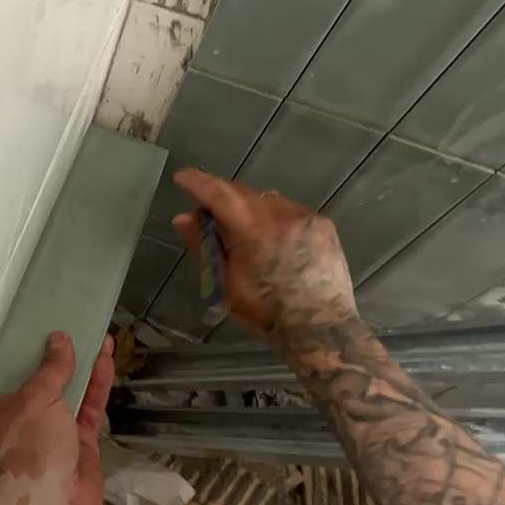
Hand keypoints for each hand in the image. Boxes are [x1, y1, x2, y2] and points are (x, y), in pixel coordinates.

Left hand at [0, 332, 114, 504]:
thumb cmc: (30, 450)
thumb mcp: (37, 399)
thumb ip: (51, 368)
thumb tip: (59, 340)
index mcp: (3, 406)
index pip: (12, 370)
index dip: (26, 348)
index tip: (39, 324)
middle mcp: (27, 414)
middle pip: (45, 377)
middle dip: (60, 353)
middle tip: (73, 324)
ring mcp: (55, 428)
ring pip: (71, 389)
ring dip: (84, 364)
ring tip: (97, 335)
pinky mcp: (80, 440)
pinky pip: (90, 405)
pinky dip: (98, 384)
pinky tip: (106, 361)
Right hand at [171, 167, 357, 335]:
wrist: (319, 328)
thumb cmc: (265, 311)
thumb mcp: (225, 283)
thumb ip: (203, 246)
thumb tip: (182, 218)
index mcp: (253, 231)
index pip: (219, 194)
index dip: (198, 182)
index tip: (182, 177)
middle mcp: (280, 215)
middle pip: (242, 192)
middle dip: (222, 196)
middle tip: (209, 213)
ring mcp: (304, 217)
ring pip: (266, 198)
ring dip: (248, 205)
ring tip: (242, 227)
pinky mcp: (323, 223)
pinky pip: (289, 208)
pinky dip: (273, 214)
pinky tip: (272, 235)